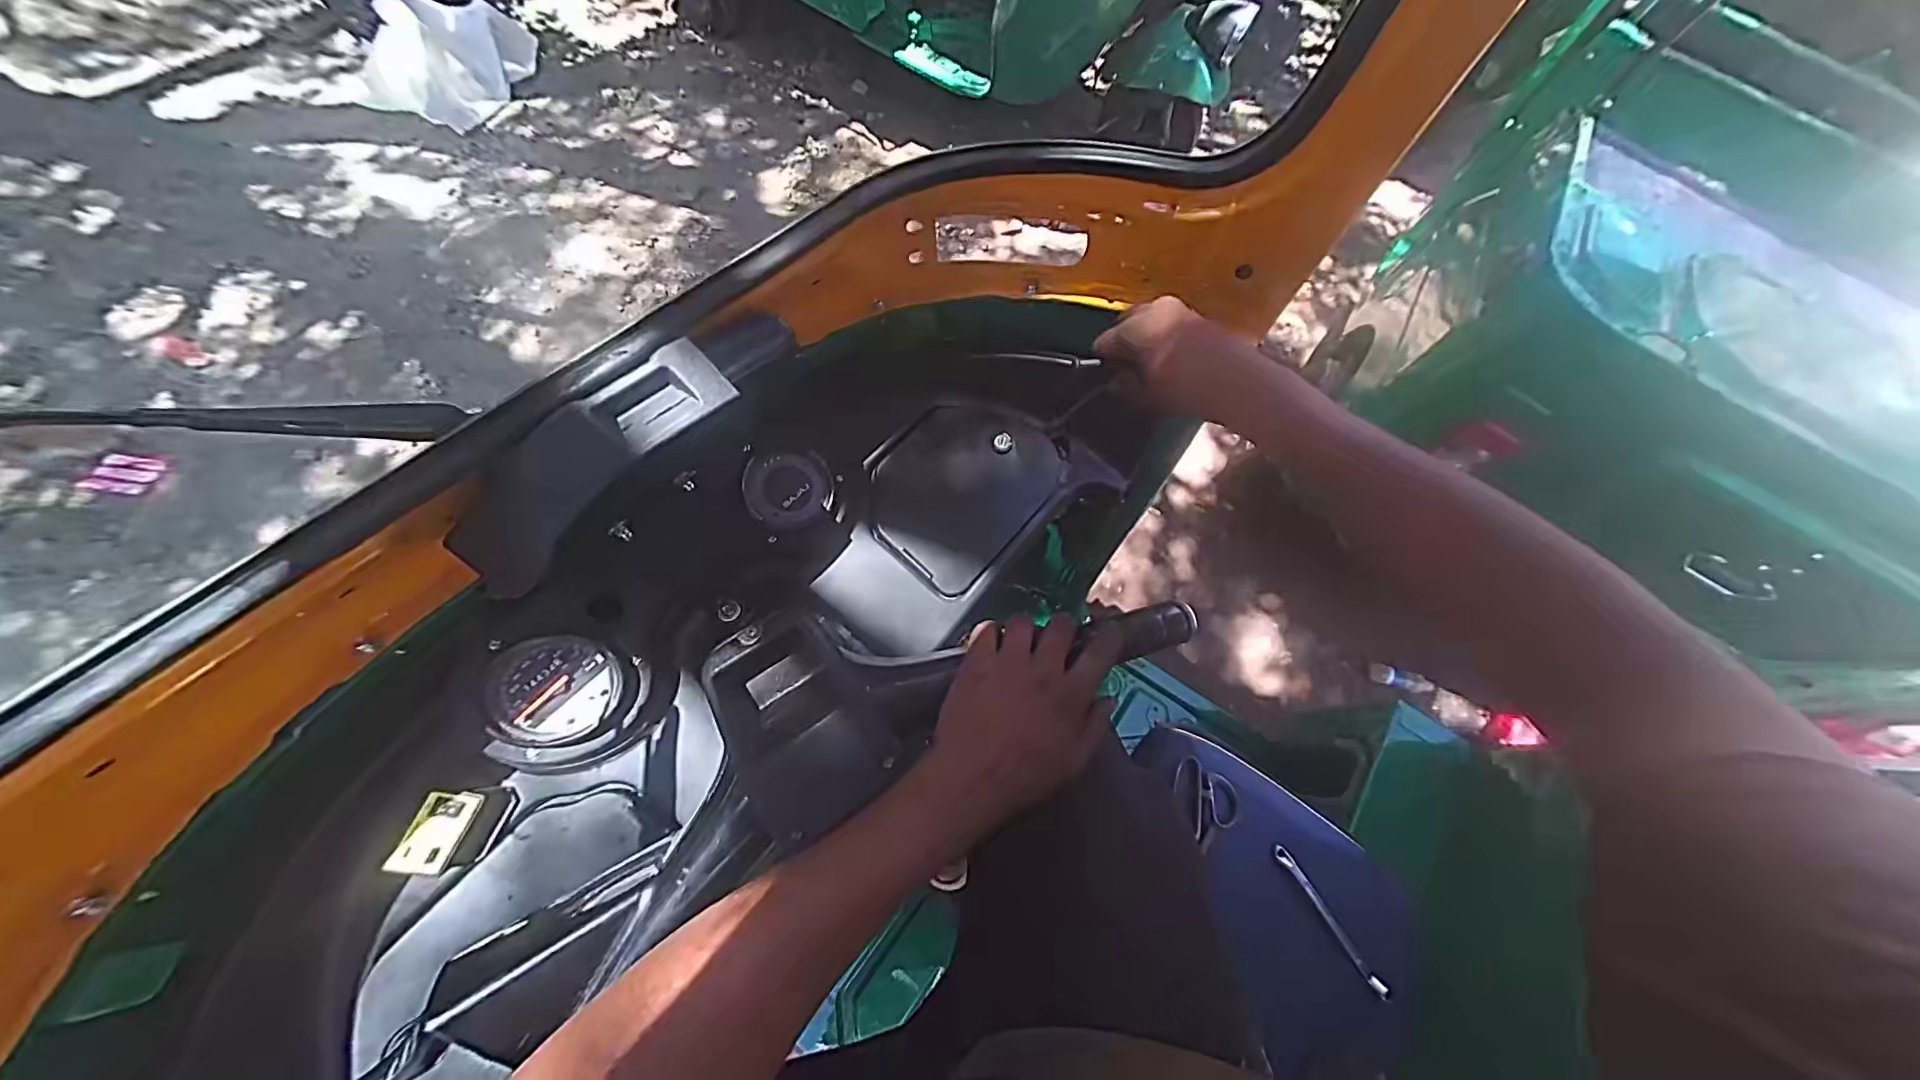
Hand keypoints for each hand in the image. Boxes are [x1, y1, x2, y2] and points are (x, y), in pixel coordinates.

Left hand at [912, 616, 1122, 846]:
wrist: (970, 780)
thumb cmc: (1024, 778)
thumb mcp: (1073, 763)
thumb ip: (1094, 728)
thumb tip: (1106, 700)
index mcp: (1071, 694)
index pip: (1100, 652)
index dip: (1109, 637)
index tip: (1109, 634)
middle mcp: (1042, 670)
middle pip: (1061, 626)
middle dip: (1064, 628)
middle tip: (1058, 639)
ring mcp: (1007, 662)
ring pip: (1024, 622)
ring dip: (1027, 629)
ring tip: (1023, 642)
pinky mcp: (976, 663)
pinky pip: (987, 630)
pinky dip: (992, 633)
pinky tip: (993, 647)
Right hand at [1093, 295, 1295, 423]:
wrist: (1239, 383)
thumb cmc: (1186, 389)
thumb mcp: (1146, 395)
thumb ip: (1124, 386)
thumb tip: (1116, 381)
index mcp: (1135, 325)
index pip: (1104, 341)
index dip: (1103, 361)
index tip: (1107, 377)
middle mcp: (1156, 308)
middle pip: (1127, 324)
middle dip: (1124, 345)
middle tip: (1127, 372)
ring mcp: (1180, 309)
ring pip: (1150, 323)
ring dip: (1145, 341)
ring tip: (1150, 369)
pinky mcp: (1200, 318)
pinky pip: (1170, 326)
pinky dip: (1165, 340)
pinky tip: (1171, 364)